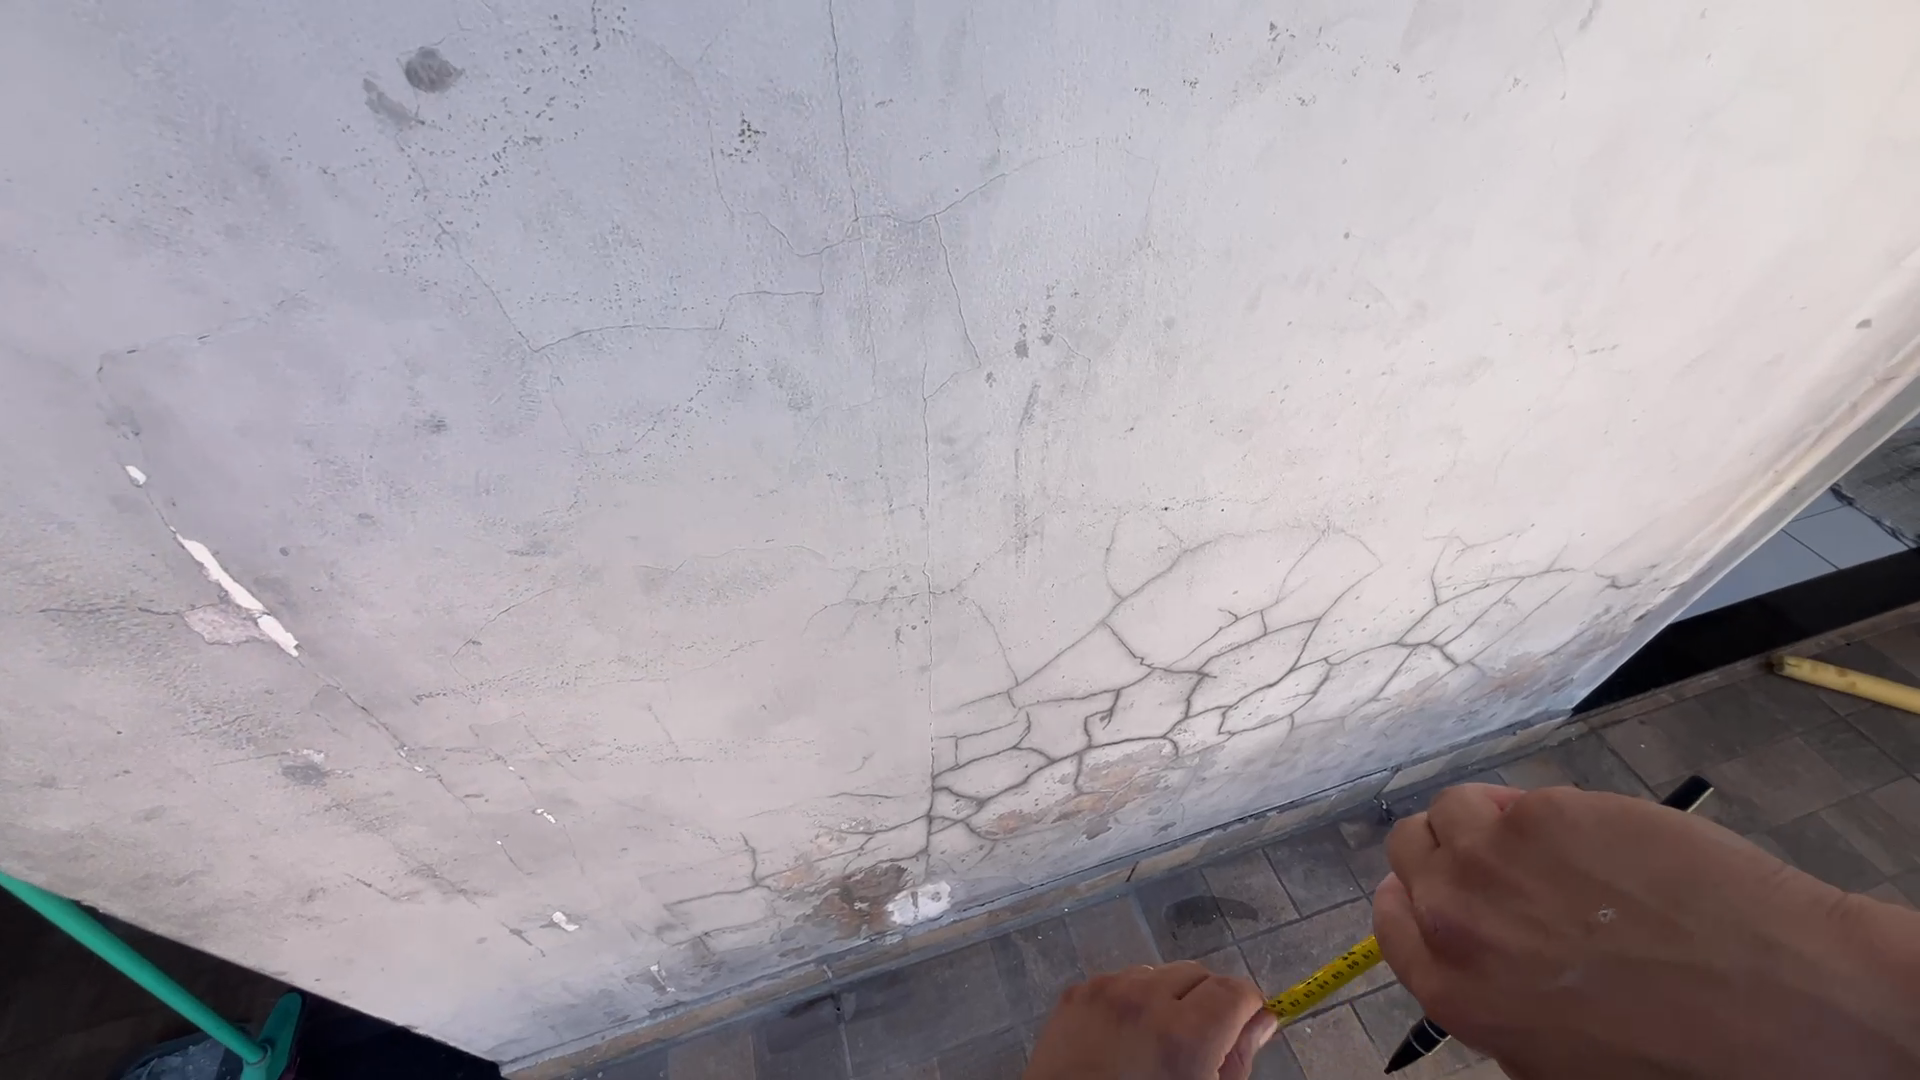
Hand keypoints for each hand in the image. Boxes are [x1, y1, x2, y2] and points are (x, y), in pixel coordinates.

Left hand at [1022, 961, 1276, 1079]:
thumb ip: (1237, 1059)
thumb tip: (1261, 1020)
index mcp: (1184, 1037)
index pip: (1234, 990)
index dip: (1247, 1006)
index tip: (1245, 1024)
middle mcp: (1144, 1000)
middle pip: (1197, 973)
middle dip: (1207, 1001)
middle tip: (1201, 1040)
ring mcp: (1106, 990)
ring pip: (1157, 973)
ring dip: (1167, 997)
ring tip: (1157, 1041)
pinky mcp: (1078, 991)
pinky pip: (1120, 980)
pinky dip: (1131, 1000)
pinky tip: (1125, 1037)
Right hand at [1372, 782, 1919, 1078]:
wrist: (1807, 1008)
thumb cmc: (1686, 1053)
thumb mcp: (1555, 1059)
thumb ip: (1483, 998)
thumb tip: (1448, 945)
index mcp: (1452, 988)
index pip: (1387, 917)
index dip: (1413, 898)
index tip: (1442, 890)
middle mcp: (1452, 916)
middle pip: (1408, 848)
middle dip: (1448, 855)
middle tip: (1505, 869)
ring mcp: (1490, 856)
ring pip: (1449, 808)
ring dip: (1486, 823)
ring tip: (1550, 851)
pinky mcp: (1539, 812)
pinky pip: (1510, 795)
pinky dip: (1539, 812)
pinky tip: (1595, 844)